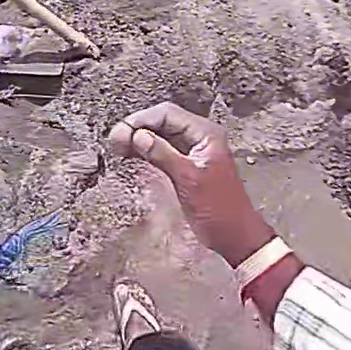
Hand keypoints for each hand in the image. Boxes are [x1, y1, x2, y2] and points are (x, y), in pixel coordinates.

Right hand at [108, 103, 274, 266]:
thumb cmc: (218, 208)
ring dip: (140, 139)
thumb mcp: (188, 178)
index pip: (167, 114)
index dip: (141, 120)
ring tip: (118, 148)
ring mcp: (193, 150)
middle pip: (162, 121)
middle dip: (138, 128)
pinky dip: (146, 151)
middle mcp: (199, 136)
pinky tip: (131, 155)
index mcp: (205, 133)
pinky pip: (162, 150)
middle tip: (115, 142)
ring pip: (160, 135)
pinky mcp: (186, 164)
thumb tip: (137, 136)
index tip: (121, 133)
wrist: (235, 235)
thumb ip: (162, 154)